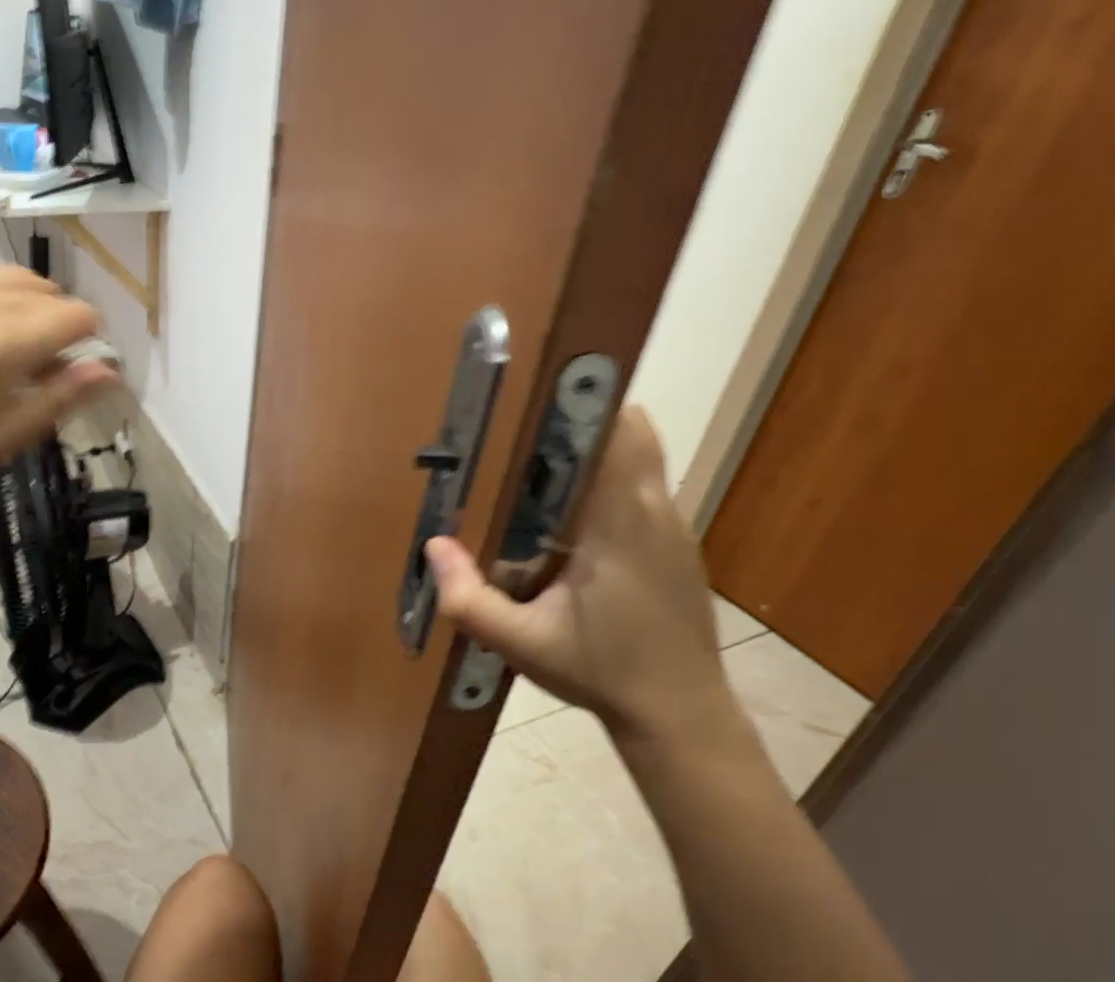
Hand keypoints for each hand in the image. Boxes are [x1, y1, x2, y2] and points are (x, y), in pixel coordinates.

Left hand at [0, 266, 117, 473]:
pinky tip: (0, 326)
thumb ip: (62, 398)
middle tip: (48, 370)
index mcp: (6, 342)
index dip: (92, 341)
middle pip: (54, 296)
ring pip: (25, 280)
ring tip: (28, 344)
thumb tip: (110, 371)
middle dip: (65, 327)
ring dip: (41, 305)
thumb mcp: (10, 434)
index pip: (77, 316)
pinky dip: (12, 293)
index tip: (77, 371)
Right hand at [425, 406, 734, 741]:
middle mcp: (656, 513)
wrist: (680, 715)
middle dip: (582, 423)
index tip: (540, 399)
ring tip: (539, 474)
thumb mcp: (521, 644)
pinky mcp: (679, 549)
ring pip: (640, 462)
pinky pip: (644, 493)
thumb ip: (469, 599)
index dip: (587, 404)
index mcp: (621, 522)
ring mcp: (674, 530)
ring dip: (596, 455)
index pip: (622, 432)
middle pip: (632, 434)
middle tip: (527, 437)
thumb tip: (434, 547)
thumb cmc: (601, 672)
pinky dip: (609, 486)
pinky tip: (570, 526)